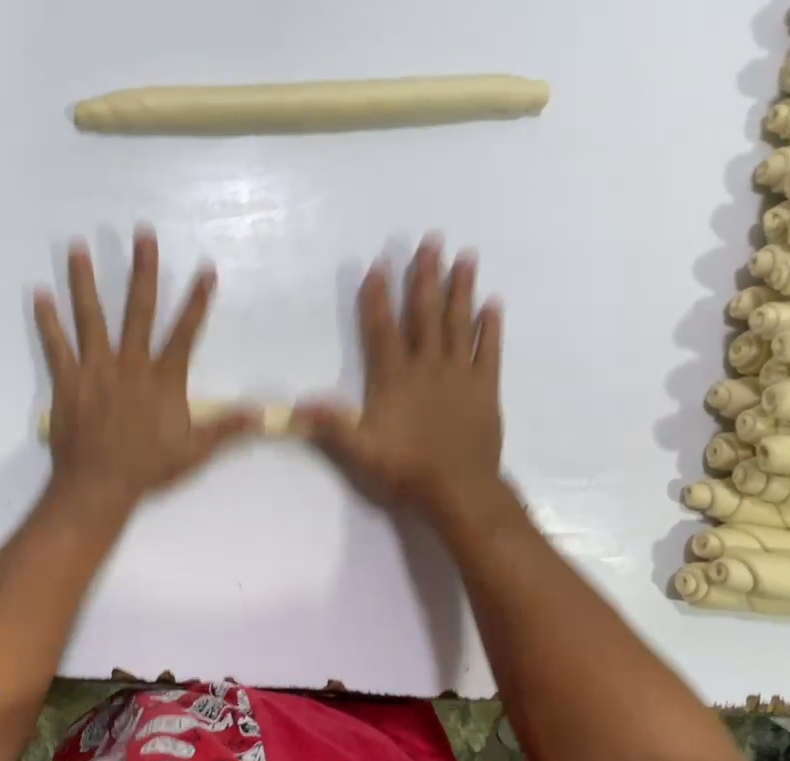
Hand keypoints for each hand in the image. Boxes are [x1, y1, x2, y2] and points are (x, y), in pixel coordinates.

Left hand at [34, 228, 255, 519]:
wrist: (99, 485)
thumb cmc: (148, 468)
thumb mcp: (196, 451)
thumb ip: (228, 428)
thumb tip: (264, 414)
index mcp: (163, 378)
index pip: (185, 332)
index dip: (197, 301)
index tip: (206, 269)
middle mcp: (130, 364)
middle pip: (138, 310)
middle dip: (142, 270)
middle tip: (142, 234)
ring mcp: (96, 369)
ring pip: (91, 317)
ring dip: (84, 281)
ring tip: (76, 247)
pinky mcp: (68, 381)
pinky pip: (55, 345)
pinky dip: (46, 321)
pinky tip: (38, 295)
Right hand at [300, 236, 514, 529]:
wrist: (459, 491)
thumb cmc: (405, 471)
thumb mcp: (359, 451)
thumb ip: (330, 424)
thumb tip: (295, 404)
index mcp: (394, 378)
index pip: (382, 329)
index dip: (378, 297)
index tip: (378, 266)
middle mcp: (428, 366)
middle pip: (425, 314)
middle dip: (425, 276)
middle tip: (431, 240)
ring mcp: (461, 374)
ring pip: (460, 323)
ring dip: (461, 289)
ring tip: (465, 256)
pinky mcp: (486, 388)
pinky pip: (491, 350)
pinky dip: (492, 326)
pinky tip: (494, 304)